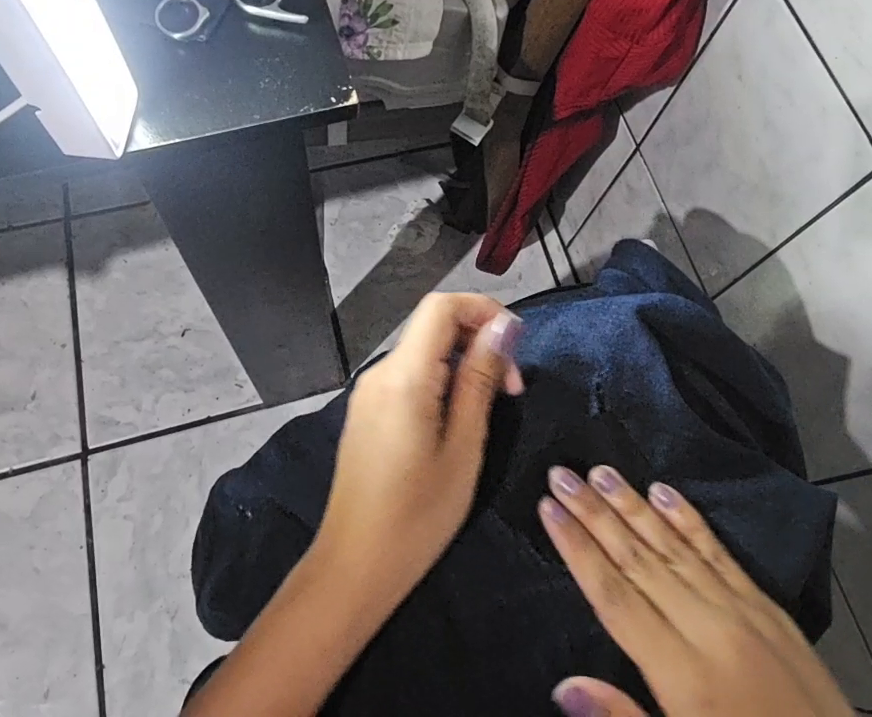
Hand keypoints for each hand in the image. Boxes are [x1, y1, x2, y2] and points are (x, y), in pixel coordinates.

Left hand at [314, 292, 523, 601]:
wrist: (355, 566)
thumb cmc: (418, 515)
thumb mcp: (464, 446)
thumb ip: (481, 379)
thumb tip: (503, 327)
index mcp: (404, 376)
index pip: (442, 306)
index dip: (484, 310)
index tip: (516, 346)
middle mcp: (380, 373)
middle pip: (433, 325)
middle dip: (479, 340)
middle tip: (512, 389)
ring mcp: (369, 392)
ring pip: (424, 351)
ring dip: (464, 363)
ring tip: (492, 408)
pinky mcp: (367, 412)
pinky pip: (410, 376)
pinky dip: (442, 381)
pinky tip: (459, 420)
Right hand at [539, 467, 854, 716]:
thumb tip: (564, 684)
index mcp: (682, 674)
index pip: (615, 596)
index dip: (577, 550)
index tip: (548, 508)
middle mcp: (707, 628)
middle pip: (638, 559)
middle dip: (594, 514)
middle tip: (561, 472)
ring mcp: (741, 609)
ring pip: (674, 546)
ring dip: (633, 506)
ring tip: (600, 472)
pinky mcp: (766, 605)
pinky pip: (719, 553)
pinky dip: (689, 520)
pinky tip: (665, 492)